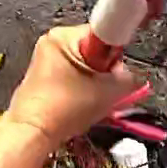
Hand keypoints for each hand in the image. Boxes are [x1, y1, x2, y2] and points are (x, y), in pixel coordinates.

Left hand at [0, 25, 143, 147]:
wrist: (32, 134)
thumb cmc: (60, 110)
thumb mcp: (109, 92)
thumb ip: (130, 78)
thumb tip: (134, 77)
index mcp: (63, 36)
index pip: (104, 33)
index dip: (116, 54)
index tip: (118, 68)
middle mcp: (51, 43)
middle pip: (95, 52)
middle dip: (105, 73)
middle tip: (103, 91)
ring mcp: (46, 61)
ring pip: (85, 67)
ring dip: (94, 84)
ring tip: (89, 101)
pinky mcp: (44, 78)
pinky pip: (73, 78)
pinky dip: (81, 91)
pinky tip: (80, 105)